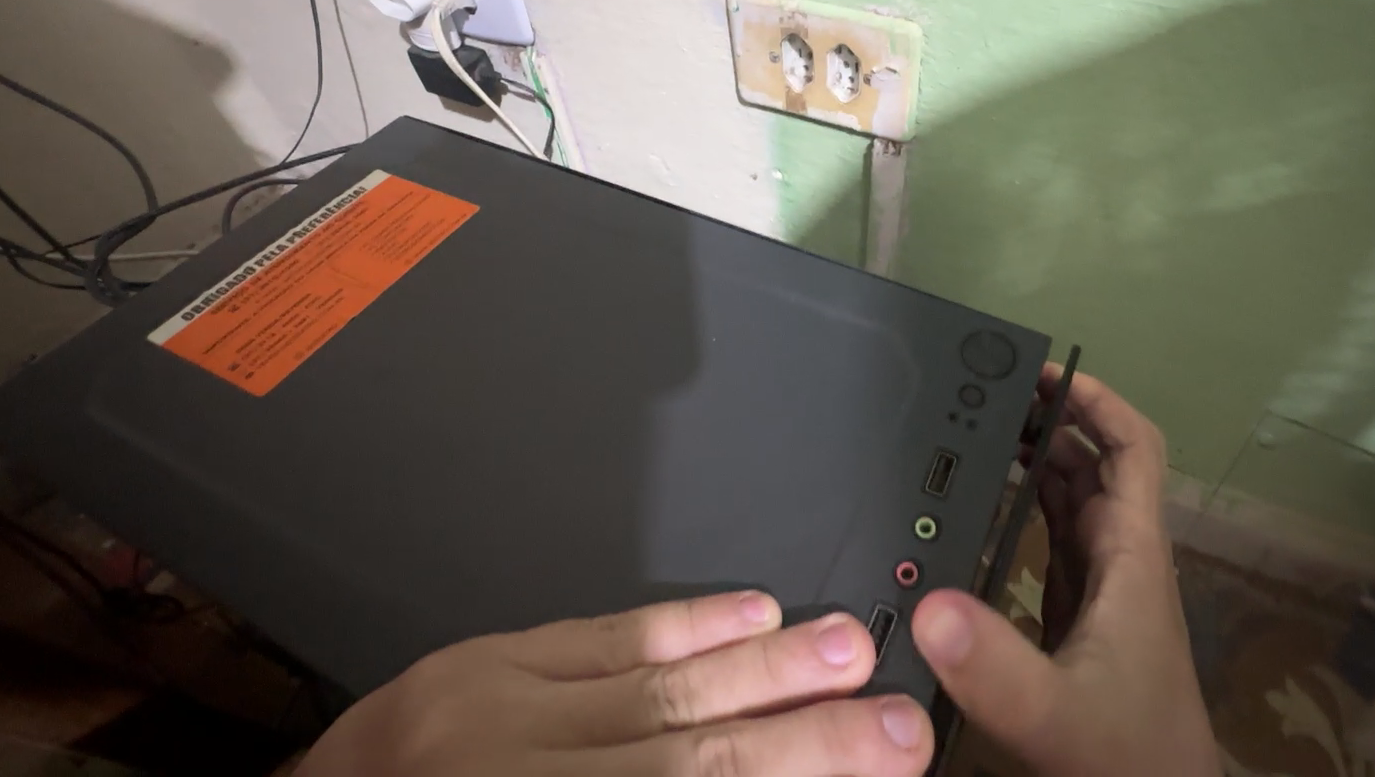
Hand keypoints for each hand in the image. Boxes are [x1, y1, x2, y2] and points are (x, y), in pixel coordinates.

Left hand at [298, 591, 932, 776]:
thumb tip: (756, 773)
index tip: (871, 765)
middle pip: (695, 755)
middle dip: (808, 736)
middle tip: (894, 721)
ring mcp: (495, 715)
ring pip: (657, 690)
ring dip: (765, 668)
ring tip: (845, 650)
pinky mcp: (480, 664)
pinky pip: (599, 640)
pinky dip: (684, 626)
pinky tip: (748, 613)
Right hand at [911, 366, 1219, 775]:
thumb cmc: (1125, 758)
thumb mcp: (1053, 712)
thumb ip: (993, 663)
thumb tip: (929, 604)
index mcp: (1128, 556)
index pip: (1131, 449)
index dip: (1098, 401)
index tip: (1046, 374)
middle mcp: (1117, 556)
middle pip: (1094, 460)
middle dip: (1053, 417)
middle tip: (994, 390)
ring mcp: (1099, 581)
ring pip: (1074, 492)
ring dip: (1039, 454)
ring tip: (986, 427)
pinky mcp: (1077, 606)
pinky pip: (1054, 529)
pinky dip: (1026, 498)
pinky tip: (991, 496)